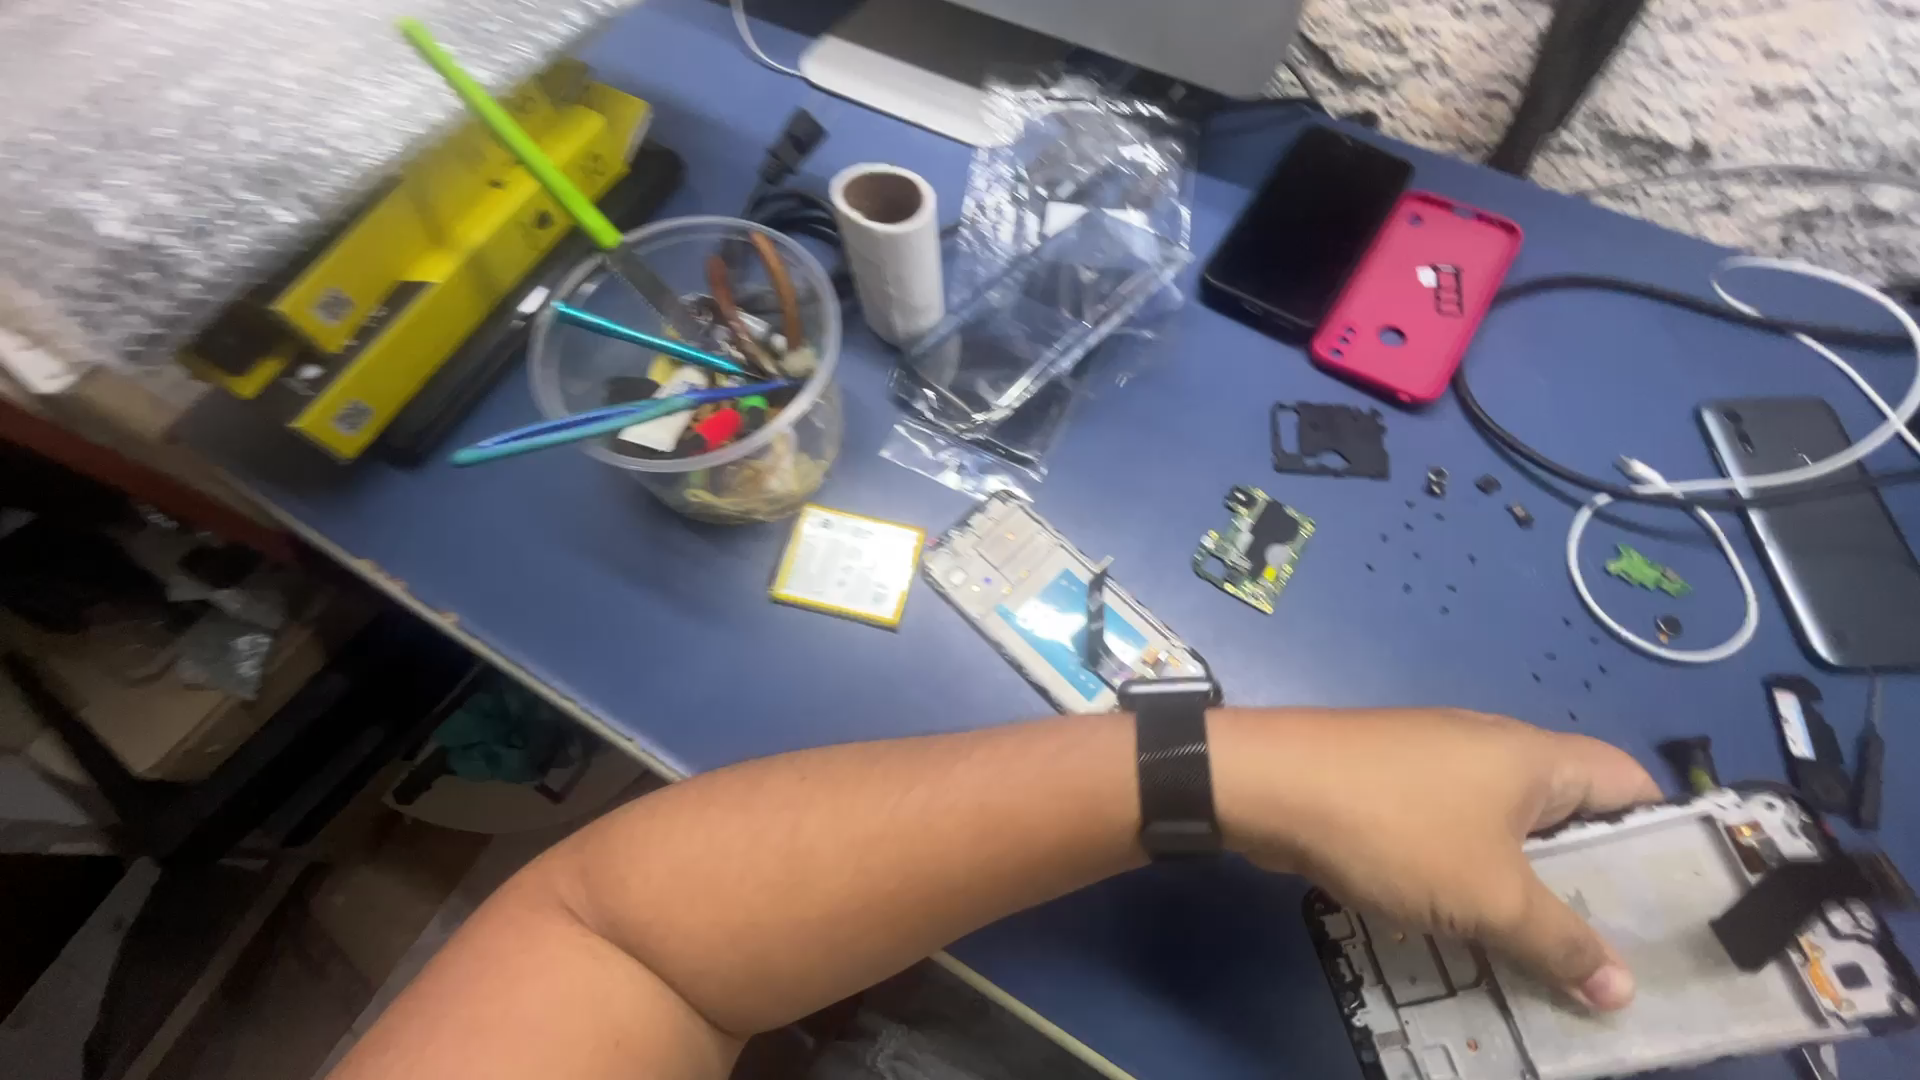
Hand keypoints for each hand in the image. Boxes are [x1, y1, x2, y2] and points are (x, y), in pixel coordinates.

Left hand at [1207, 707, 1659, 1010]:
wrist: (1265, 784)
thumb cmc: (1391, 828)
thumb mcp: (1490, 896)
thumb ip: (1562, 942)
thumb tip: (1621, 987)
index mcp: (1532, 756)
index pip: (1631, 786)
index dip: (1667, 842)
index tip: (1679, 911)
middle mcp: (1486, 750)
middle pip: (1567, 817)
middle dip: (1591, 887)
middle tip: (1617, 961)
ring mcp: (1428, 765)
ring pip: (1501, 835)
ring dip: (1521, 894)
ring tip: (1548, 965)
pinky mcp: (1383, 786)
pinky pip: (1445, 837)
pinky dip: (1462, 881)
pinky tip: (1467, 933)